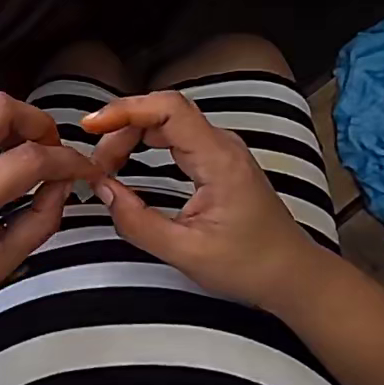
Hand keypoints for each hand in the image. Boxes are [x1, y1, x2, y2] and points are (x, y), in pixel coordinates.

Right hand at [84, 91, 330, 311]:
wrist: (293, 275)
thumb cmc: (249, 266)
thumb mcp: (186, 253)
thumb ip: (137, 221)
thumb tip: (101, 188)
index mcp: (219, 160)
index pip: (168, 109)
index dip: (125, 110)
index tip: (90, 126)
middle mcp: (221, 144)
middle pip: (160, 111)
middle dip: (120, 130)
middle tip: (97, 166)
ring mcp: (219, 148)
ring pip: (163, 121)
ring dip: (128, 136)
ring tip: (106, 167)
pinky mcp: (214, 158)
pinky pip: (171, 134)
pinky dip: (142, 142)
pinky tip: (126, 162)